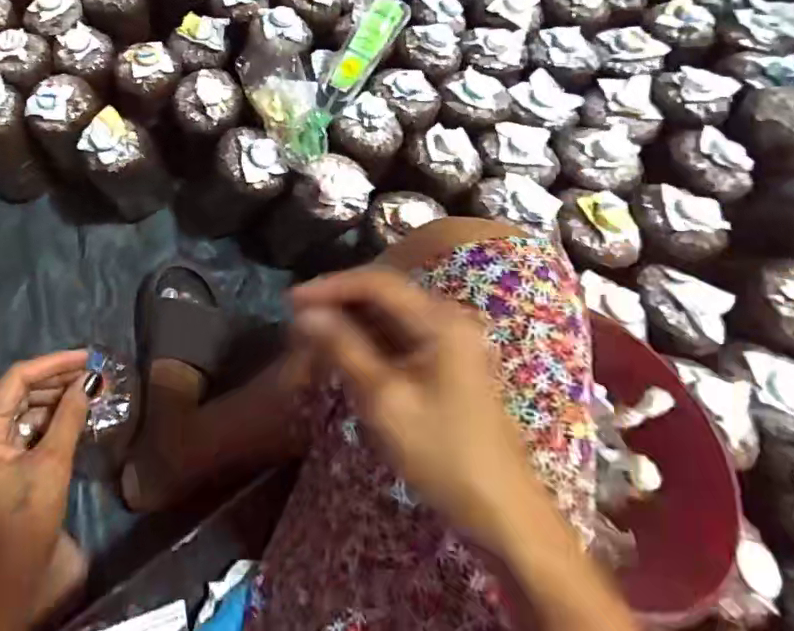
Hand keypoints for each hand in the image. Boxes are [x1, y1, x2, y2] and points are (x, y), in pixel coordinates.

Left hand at [0, 350, 89, 627]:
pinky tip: (79, 413)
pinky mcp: (3, 465)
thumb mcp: (51, 466)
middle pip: (20, 391)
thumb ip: (70, 416)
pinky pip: (28, 429)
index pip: (17, 379)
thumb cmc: (23, 524)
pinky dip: (53, 418)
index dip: (55, 362)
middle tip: (97, 373)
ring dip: (59, 398)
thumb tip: (90, 378)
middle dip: (59, 379)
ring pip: (27, 408)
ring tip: (93, 389)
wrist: (7, 589)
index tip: (90, 356)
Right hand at [289, 268, 553, 542]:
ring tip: (311, 340)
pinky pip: (401, 339)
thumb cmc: (443, 454)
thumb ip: (344, 349)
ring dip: (351, 326)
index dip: (330, 286)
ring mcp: (451, 341)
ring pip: (389, 318)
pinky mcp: (447, 363)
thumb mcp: (385, 400)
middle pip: (383, 296)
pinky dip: (370, 344)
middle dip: (338, 306)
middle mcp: (448, 318)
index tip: (290, 299)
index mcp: (440, 319)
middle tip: (297, 322)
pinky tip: (343, 358)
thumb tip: (306, 314)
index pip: (376, 283)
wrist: (502, 510)